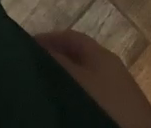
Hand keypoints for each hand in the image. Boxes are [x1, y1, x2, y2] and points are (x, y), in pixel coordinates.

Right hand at [35, 31, 150, 127]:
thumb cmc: (103, 103)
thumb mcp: (71, 76)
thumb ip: (53, 59)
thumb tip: (32, 48)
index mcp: (102, 54)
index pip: (70, 36)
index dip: (47, 39)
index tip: (26, 47)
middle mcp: (113, 68)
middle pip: (79, 58)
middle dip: (56, 61)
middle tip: (33, 68)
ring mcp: (121, 93)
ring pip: (86, 80)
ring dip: (67, 81)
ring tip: (47, 89)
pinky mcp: (124, 114)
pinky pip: (94, 98)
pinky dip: (79, 98)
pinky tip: (69, 106)